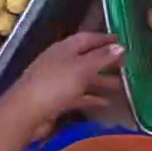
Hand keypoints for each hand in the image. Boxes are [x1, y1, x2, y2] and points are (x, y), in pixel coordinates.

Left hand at [2, 31, 125, 127]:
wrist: (26, 112)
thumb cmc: (55, 84)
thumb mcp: (82, 68)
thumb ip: (101, 58)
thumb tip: (120, 46)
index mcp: (65, 48)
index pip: (87, 38)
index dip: (104, 39)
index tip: (122, 42)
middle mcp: (60, 61)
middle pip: (86, 58)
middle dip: (105, 61)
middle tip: (125, 65)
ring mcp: (56, 81)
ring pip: (83, 78)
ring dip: (100, 81)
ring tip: (120, 86)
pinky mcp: (55, 99)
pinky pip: (78, 95)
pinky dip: (91, 97)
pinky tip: (105, 103)